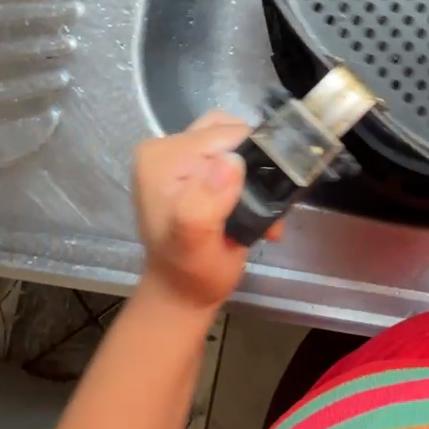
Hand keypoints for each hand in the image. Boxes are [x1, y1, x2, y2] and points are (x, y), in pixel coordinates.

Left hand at [132, 110, 275, 311]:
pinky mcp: (199, 165)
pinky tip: (257, 212)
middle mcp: (169, 147)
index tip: (263, 200)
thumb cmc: (190, 272)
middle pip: (234, 134)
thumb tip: (231, 161)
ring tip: (261, 213)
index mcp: (162, 156)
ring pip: (241, 143)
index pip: (224, 134)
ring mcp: (183, 156)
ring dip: (259, 177)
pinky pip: (239, 154)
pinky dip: (255, 181)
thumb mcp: (194, 243)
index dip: (253, 160)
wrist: (184, 293)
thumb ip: (205, 203)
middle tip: (266, 209)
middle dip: (259, 168)